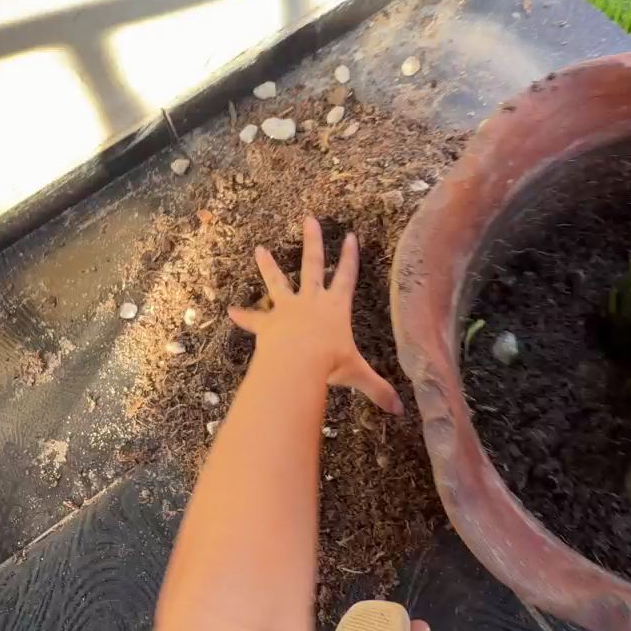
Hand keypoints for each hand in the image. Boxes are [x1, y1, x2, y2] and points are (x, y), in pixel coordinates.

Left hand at [228, 216, 403, 414]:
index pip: (347, 276)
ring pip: (277, 281)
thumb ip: (378, 390)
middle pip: (312, 264)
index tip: (351, 236)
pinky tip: (229, 311)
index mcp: (336, 307)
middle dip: (313, 241)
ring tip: (258, 250)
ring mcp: (288, 308)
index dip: (350, 256)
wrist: (298, 362)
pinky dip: (242, 316)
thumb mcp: (357, 375)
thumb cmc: (330, 364)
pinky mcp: (268, 322)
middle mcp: (312, 301)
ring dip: (268, 266)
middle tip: (308, 220)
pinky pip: (253, 318)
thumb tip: (400, 410)